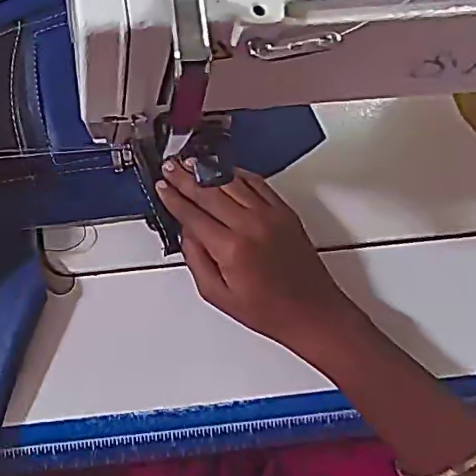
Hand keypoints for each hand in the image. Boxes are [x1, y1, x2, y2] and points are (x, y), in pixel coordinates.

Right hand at [155, 162, 359, 349]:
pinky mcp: (284, 212)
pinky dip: (238, 173)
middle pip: (208, 191)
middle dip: (184, 177)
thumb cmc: (270, 309)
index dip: (173, 198)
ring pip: (231, 181)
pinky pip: (257, 183)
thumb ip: (196, 260)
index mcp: (231, 248)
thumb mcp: (217, 294)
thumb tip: (186, 233)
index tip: (162, 188)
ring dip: (207, 169)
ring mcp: (270, 216)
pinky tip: (225, 170)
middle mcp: (251, 226)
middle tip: (170, 167)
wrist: (313, 313)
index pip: (192, 213)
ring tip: (190, 163)